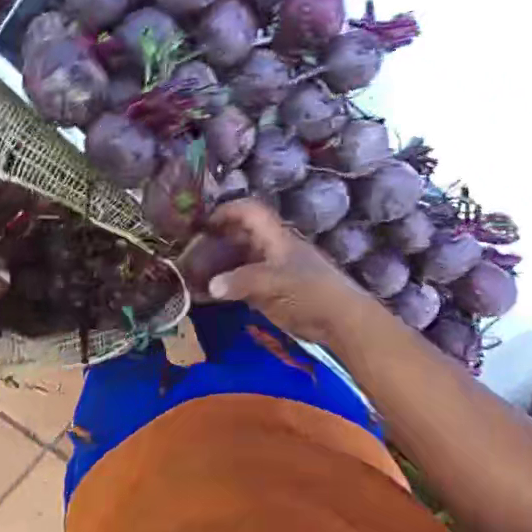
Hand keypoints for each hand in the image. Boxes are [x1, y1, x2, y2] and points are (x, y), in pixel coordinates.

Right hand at [201, 198, 376, 345]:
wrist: (340, 320)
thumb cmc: (309, 292)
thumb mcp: (273, 283)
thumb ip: (240, 282)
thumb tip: (211, 286)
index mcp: (276, 238)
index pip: (249, 212)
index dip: (226, 211)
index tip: (202, 223)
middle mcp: (272, 249)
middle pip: (241, 235)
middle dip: (216, 240)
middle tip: (191, 251)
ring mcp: (273, 271)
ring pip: (240, 260)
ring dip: (218, 265)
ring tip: (194, 275)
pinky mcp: (273, 293)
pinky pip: (243, 284)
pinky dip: (226, 287)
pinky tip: (209, 295)